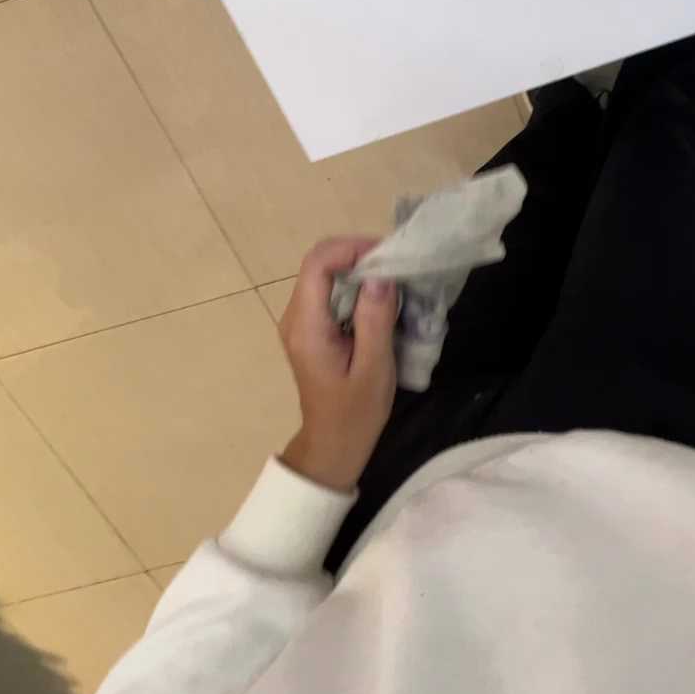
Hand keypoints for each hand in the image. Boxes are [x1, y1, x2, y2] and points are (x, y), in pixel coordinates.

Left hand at [274, 238, 399, 490]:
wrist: (334, 444)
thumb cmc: (355, 412)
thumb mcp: (374, 368)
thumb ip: (375, 319)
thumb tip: (380, 276)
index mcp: (307, 326)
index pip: (318, 264)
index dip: (352, 249)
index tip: (388, 256)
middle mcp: (296, 317)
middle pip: (320, 263)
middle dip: (359, 254)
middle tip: (398, 265)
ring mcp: (302, 321)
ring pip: (326, 273)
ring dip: (360, 268)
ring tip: (396, 279)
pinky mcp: (314, 326)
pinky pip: (331, 290)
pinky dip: (357, 284)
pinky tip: (383, 297)